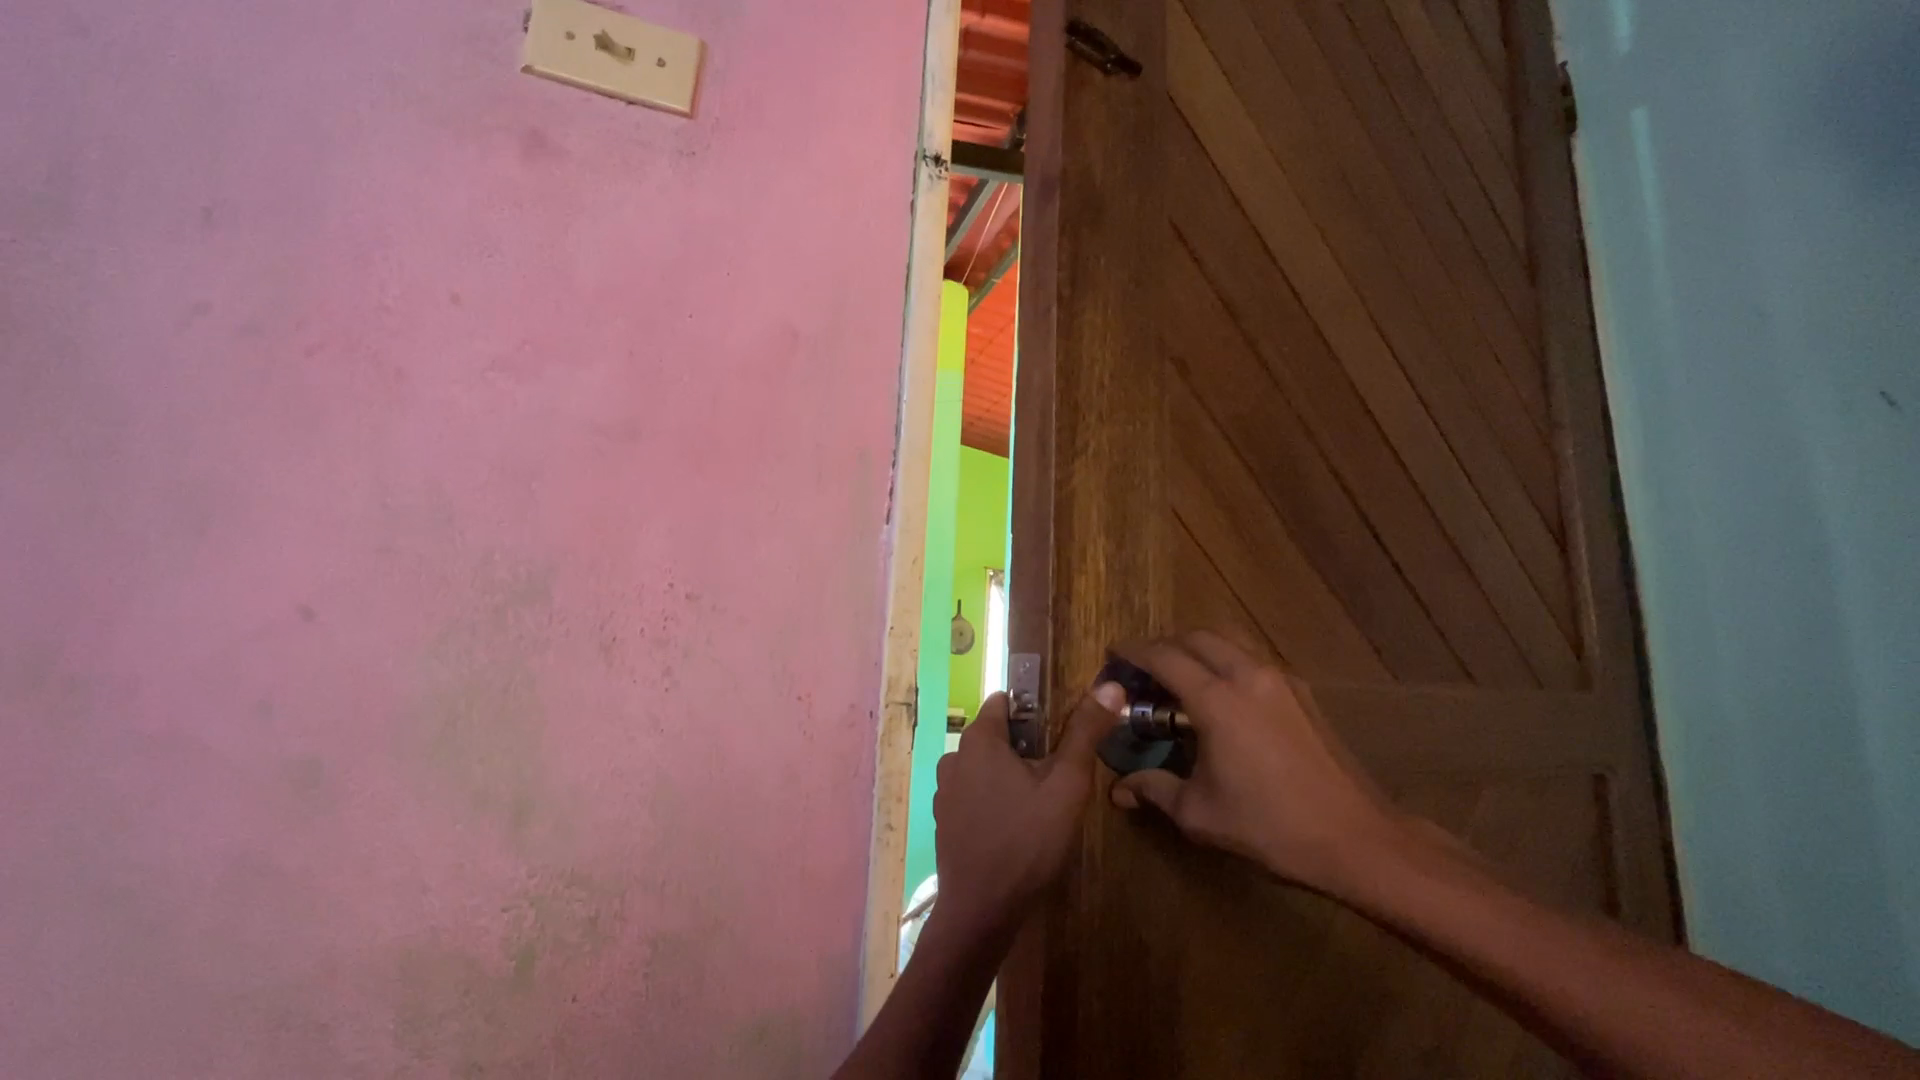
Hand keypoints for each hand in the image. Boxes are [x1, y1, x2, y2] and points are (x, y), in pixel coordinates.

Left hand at [932, 683, 1124, 934]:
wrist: (982, 910)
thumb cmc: (1027, 841)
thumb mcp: (1066, 784)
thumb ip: (1085, 733)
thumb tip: (1110, 685)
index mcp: (979, 739)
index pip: (1006, 702)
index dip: (1037, 712)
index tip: (1063, 736)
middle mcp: (954, 757)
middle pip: (998, 736)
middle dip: (1028, 749)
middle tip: (1060, 778)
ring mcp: (945, 791)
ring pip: (987, 768)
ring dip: (1012, 777)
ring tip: (1042, 806)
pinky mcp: (945, 821)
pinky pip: (975, 795)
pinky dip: (995, 800)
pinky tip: (1018, 827)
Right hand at [1108, 632, 1404, 895]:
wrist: (1354, 838)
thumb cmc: (1268, 827)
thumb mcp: (1199, 813)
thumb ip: (1154, 791)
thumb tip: (1119, 790)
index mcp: (1217, 700)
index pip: (1164, 658)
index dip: (1134, 652)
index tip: (1113, 655)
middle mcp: (1248, 676)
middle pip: (1198, 637)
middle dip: (1165, 645)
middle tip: (1144, 668)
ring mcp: (1281, 681)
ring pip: (1231, 641)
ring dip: (1200, 649)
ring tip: (1181, 677)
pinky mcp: (1303, 694)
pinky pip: (1254, 660)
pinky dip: (1228, 662)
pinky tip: (1223, 698)